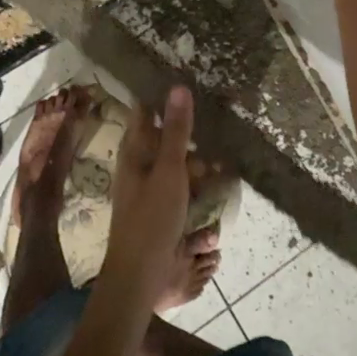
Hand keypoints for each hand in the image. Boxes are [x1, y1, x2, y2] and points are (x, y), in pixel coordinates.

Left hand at [99, 86, 195, 301]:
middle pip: (163, 137)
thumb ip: (176, 131)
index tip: (185, 81)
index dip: (160, 96)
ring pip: (174, 162)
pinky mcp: (160, 208)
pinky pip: (179, 185)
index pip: (144, 111)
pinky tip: (216, 186)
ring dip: (196, 159)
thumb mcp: (169, 170)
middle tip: (216, 122)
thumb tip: (179, 87)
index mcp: (133, 150)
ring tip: (223, 161)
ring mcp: (148, 187)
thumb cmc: (151, 217)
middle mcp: (137, 164)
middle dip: (187, 130)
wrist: (140, 273)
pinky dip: (195, 181)